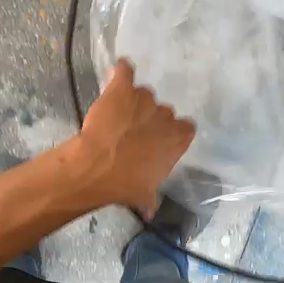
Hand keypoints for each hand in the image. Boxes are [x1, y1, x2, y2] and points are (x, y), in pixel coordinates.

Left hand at [72, 59, 195, 214]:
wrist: (98, 168)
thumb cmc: (125, 185)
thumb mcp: (144, 195)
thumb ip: (150, 197)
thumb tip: (149, 212)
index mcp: (177, 139)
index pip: (185, 128)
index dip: (170, 133)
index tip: (157, 140)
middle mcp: (166, 115)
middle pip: (162, 111)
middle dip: (149, 118)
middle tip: (132, 132)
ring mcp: (144, 99)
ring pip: (143, 95)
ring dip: (133, 102)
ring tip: (117, 115)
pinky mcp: (122, 88)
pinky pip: (124, 71)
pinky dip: (121, 71)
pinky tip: (116, 73)